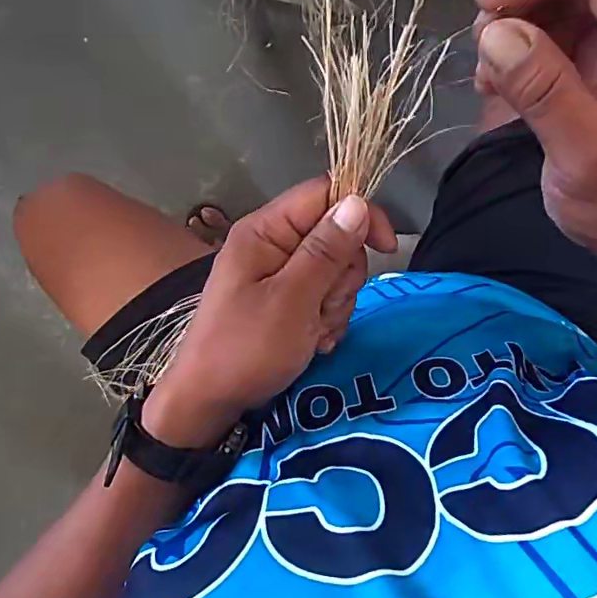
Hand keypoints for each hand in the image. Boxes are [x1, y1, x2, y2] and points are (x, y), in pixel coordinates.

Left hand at [144, 178, 397, 446]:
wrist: (210, 402)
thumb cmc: (245, 349)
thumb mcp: (292, 300)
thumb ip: (326, 251)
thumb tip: (358, 202)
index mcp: (265, 231)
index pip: (325, 195)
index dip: (361, 214)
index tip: (386, 248)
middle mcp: (272, 245)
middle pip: (336, 237)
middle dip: (343, 276)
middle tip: (323, 308)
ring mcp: (279, 275)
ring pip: (336, 272)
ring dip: (335, 305)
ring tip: (312, 333)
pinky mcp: (285, 302)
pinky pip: (324, 298)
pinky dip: (326, 321)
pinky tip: (312, 342)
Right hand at [473, 0, 596, 261]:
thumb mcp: (584, 153)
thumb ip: (542, 89)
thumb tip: (494, 33)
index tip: (490, 4)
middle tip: (482, 36)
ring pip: (573, 2)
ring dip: (522, 24)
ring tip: (487, 65)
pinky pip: (564, 38)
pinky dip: (526, 51)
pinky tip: (499, 79)